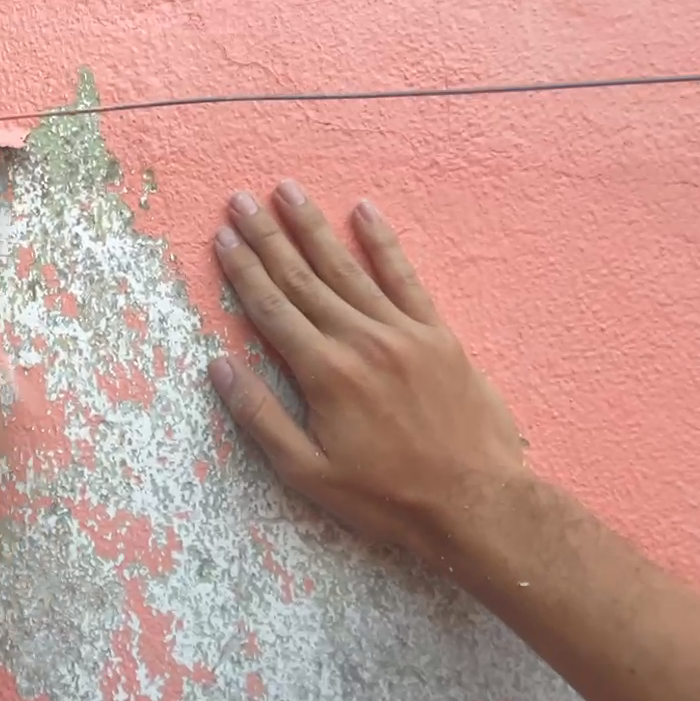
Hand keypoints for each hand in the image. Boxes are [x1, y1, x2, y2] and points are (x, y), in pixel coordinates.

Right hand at [207, 180, 529, 561]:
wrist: (481, 509)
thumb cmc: (384, 496)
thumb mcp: (305, 471)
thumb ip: (258, 415)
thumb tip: (218, 366)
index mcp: (323, 371)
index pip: (270, 307)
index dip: (242, 270)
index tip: (221, 237)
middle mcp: (359, 339)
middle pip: (301, 276)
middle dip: (266, 235)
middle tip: (239, 199)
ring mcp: (402, 331)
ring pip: (346, 267)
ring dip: (312, 226)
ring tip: (286, 191)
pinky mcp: (437, 333)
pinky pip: (405, 277)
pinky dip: (383, 242)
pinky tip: (364, 209)